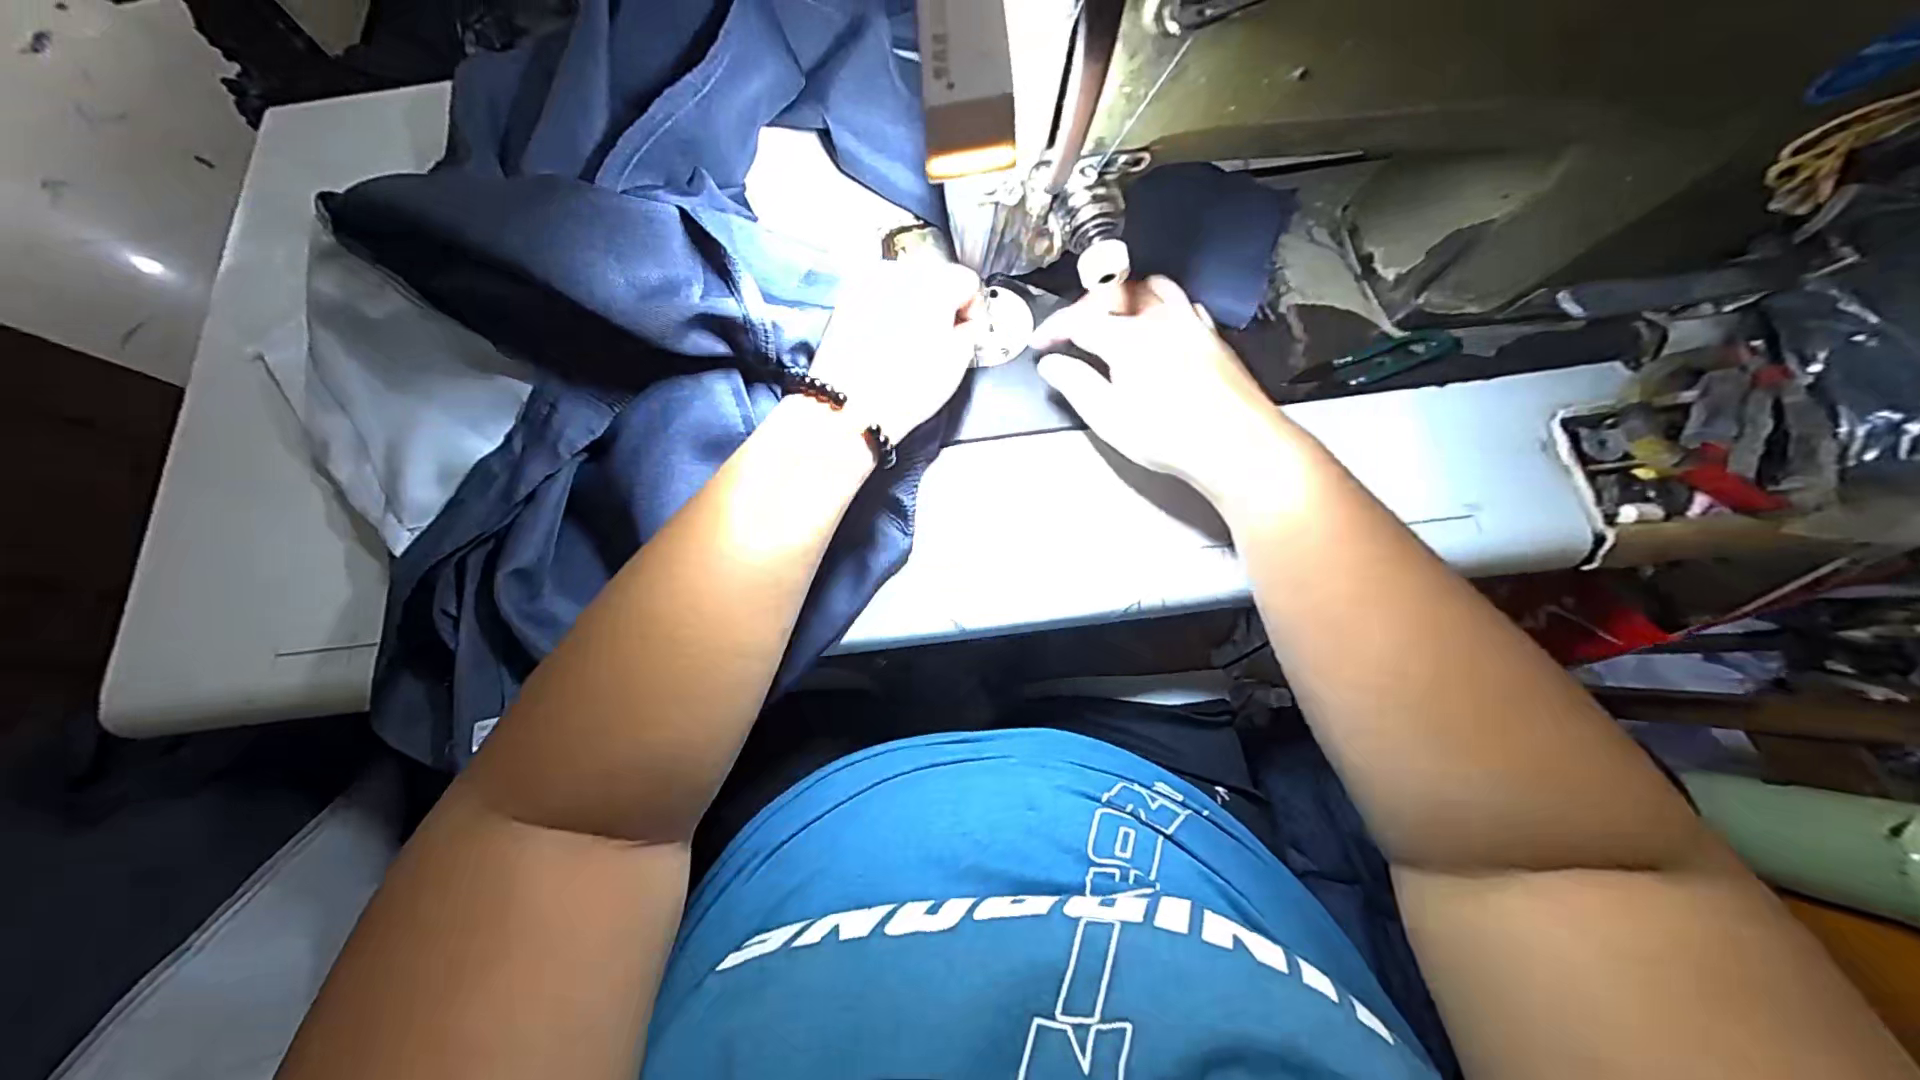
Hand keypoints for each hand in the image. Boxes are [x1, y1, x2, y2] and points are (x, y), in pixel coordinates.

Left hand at [807, 259, 982, 441]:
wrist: (851, 405)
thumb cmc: (900, 388)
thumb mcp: (956, 362)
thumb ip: (969, 333)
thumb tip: (967, 327)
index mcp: (934, 282)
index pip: (967, 280)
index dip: (974, 309)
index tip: (970, 330)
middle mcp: (900, 273)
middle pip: (935, 276)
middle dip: (943, 305)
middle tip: (944, 341)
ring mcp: (869, 283)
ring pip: (906, 284)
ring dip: (915, 306)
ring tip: (914, 345)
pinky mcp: (847, 299)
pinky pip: (880, 296)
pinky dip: (889, 311)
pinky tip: (890, 342)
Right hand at [1032, 275, 1295, 506]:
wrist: (1237, 446)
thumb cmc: (1175, 437)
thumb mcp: (1108, 417)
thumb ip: (1075, 384)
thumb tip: (1053, 365)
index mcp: (1129, 339)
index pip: (1080, 321)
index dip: (1054, 329)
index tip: (1041, 342)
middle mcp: (1162, 321)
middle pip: (1115, 294)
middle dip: (1086, 308)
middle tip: (1071, 330)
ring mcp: (1191, 325)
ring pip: (1152, 289)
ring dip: (1125, 296)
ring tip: (1111, 316)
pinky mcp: (1211, 337)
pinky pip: (1183, 303)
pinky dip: (1161, 305)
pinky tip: (1159, 324)